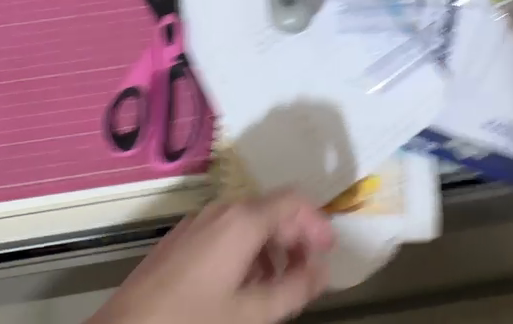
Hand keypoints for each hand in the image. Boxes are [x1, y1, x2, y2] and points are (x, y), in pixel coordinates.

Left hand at [91, 193, 335, 323]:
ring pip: (248, 222)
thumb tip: (322, 270)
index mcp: (242, 219)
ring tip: (279, 286)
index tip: (329, 250)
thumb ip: (294, 288)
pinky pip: (226, 232)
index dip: (317, 222)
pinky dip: (246, 252)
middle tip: (309, 271)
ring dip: (271, 247)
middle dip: (295, 237)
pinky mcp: (183, 238)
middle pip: (271, 209)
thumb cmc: (193, 319)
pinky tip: (246, 286)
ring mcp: (198, 221)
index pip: (293, 200)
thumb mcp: (252, 312)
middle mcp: (221, 209)